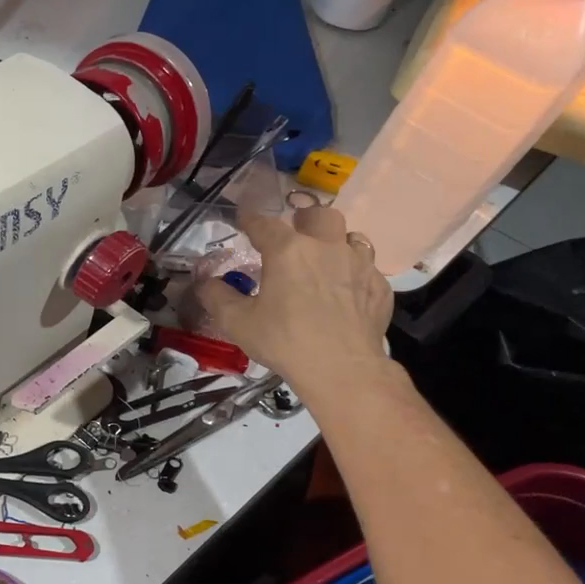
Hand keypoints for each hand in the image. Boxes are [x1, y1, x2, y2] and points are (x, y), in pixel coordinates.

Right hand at [193, 207, 394, 400]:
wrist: (342, 368)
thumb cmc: (283, 340)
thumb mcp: (236, 322)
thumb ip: (216, 296)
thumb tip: (205, 282)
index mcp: (288, 251)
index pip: (265, 224)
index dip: (251, 219)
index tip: (244, 219)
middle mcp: (327, 248)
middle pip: (321, 215)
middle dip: (305, 218)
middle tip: (295, 231)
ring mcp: (359, 265)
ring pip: (351, 237)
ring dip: (335, 241)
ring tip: (324, 257)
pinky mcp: (379, 286)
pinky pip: (367, 268)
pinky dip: (353, 272)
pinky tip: (345, 289)